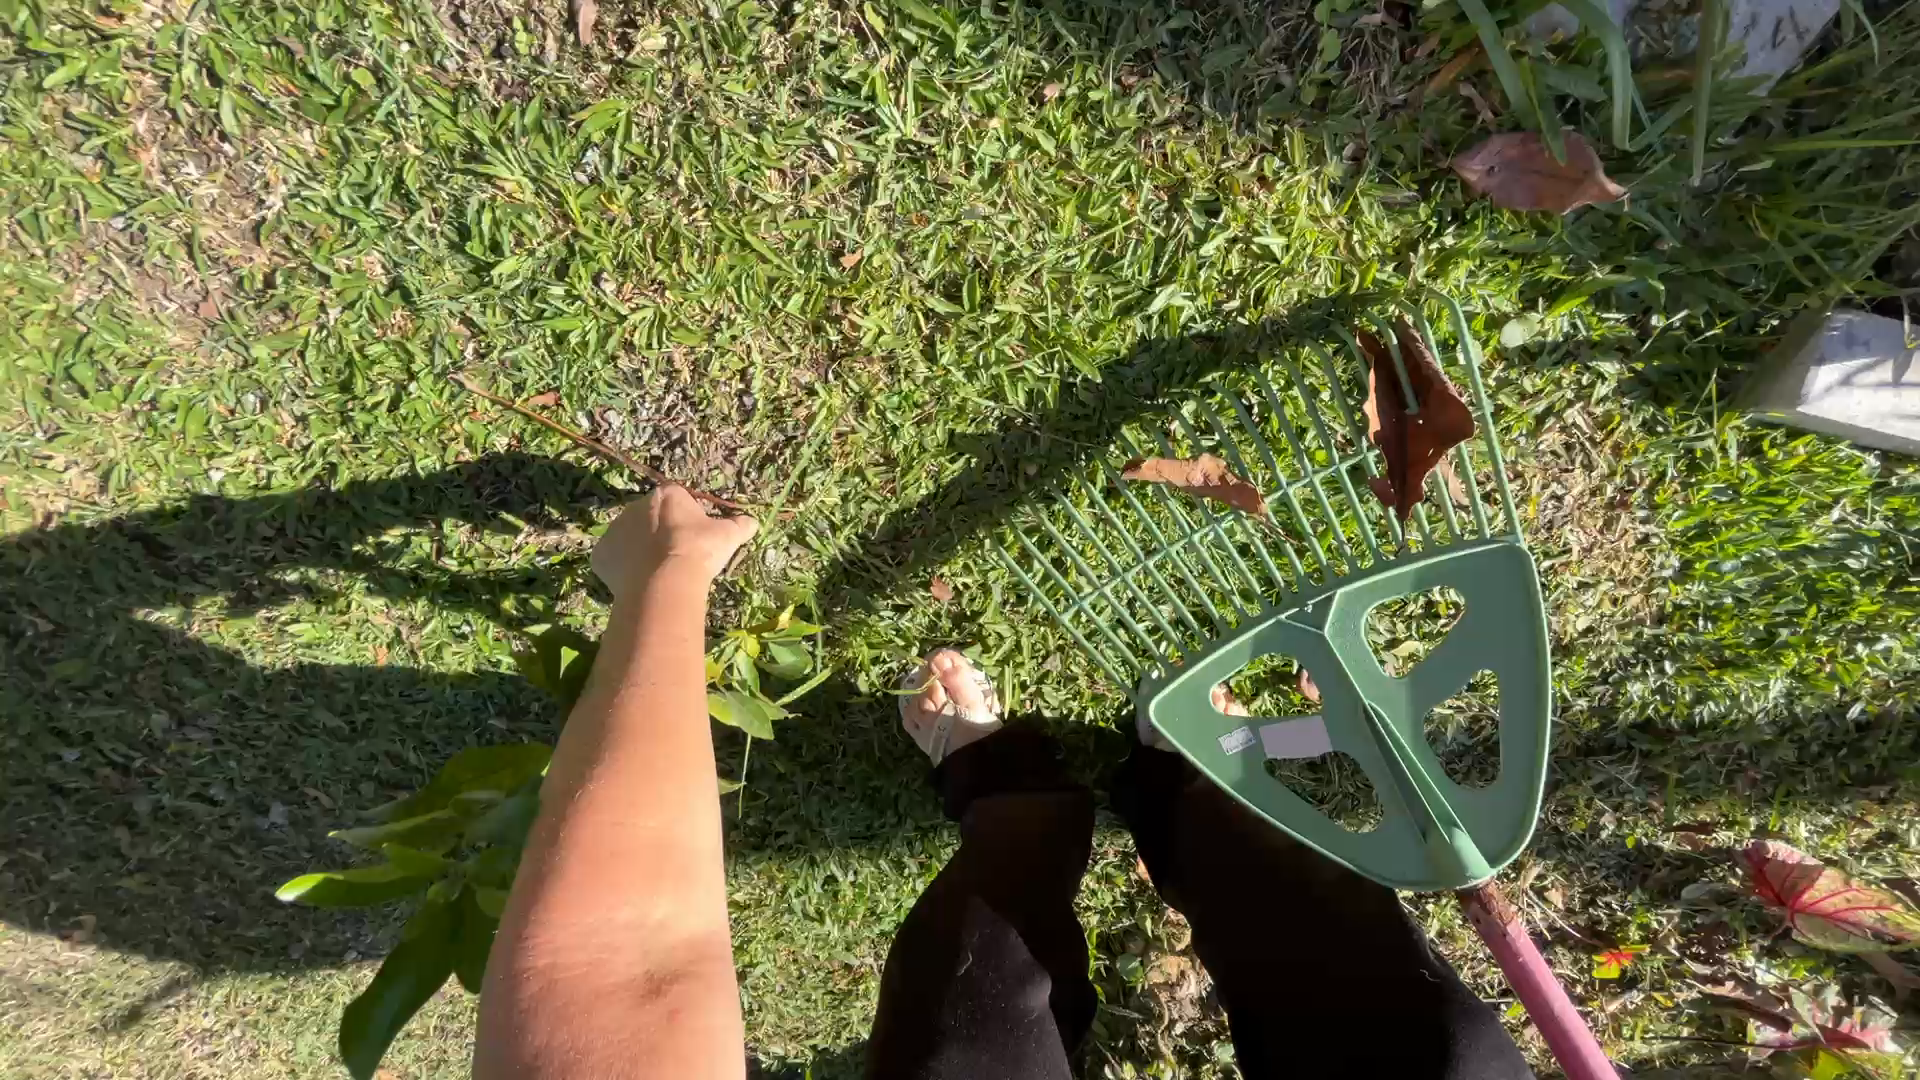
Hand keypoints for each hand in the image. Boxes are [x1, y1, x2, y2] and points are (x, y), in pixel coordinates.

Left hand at [592, 486, 757, 598]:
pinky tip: (642, 582)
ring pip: (631, 539)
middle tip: (678, 556)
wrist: (665, 581)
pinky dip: (626, 569)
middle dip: (661, 534)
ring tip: (660, 574)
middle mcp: (635, 507)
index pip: (677, 500)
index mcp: (667, 495)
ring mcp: (614, 530)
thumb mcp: (727, 536)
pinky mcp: (601, 556)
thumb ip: (739, 525)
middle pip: (651, 518)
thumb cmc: (698, 550)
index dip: (687, 518)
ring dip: (642, 551)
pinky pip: (615, 560)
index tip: (696, 537)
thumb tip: (753, 522)